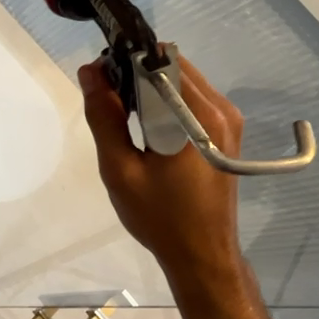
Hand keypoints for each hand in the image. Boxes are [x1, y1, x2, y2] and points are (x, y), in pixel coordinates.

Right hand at [78, 56, 245, 284]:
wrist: (202, 255)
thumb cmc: (159, 216)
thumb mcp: (120, 168)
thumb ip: (104, 116)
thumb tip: (90, 72)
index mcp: (196, 116)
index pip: (156, 62)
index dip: (123, 62)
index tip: (97, 80)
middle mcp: (219, 109)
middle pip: (171, 65)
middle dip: (134, 71)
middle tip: (105, 99)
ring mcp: (228, 119)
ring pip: (180, 79)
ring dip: (148, 85)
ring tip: (121, 114)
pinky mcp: (227, 131)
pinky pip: (191, 97)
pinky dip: (164, 99)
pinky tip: (145, 126)